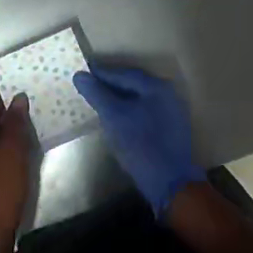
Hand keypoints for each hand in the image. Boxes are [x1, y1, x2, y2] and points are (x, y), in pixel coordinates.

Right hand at [72, 64, 204, 213]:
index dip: (102, 74)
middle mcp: (167, 94)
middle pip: (134, 84)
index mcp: (156, 87)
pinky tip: (117, 118)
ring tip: (100, 101)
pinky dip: (129, 111)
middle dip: (111, 85)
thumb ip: (97, 94)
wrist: (169, 180)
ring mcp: (172, 112)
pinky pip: (145, 112)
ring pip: (140, 99)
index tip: (84, 72)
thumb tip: (80, 75)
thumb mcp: (113, 117)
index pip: (124, 74)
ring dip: (120, 98)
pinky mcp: (171, 128)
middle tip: (89, 85)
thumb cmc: (139, 144)